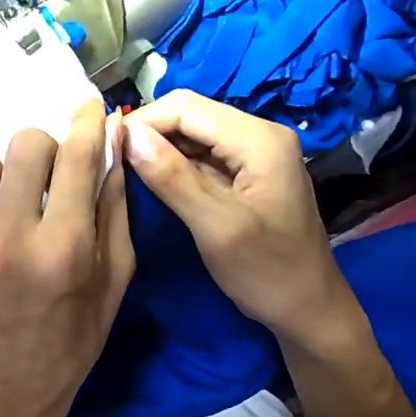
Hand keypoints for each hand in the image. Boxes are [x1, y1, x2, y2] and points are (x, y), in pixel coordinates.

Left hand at [0, 101, 134, 416]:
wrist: (18, 380)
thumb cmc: (79, 327)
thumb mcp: (116, 271)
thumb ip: (113, 201)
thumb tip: (111, 135)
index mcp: (61, 249)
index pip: (74, 156)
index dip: (85, 121)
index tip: (87, 105)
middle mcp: (5, 244)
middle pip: (21, 144)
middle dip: (43, 151)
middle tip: (48, 176)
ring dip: (0, 172)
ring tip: (10, 202)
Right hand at [123, 91, 359, 349]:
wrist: (308, 309)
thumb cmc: (267, 272)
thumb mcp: (216, 227)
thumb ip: (173, 178)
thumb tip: (129, 135)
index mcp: (259, 139)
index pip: (187, 107)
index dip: (143, 121)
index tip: (106, 150)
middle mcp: (259, 135)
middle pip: (190, 116)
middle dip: (149, 135)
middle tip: (111, 163)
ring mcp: (255, 155)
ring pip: (193, 136)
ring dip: (158, 150)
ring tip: (124, 173)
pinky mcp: (247, 175)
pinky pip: (203, 158)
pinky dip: (174, 166)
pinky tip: (151, 184)